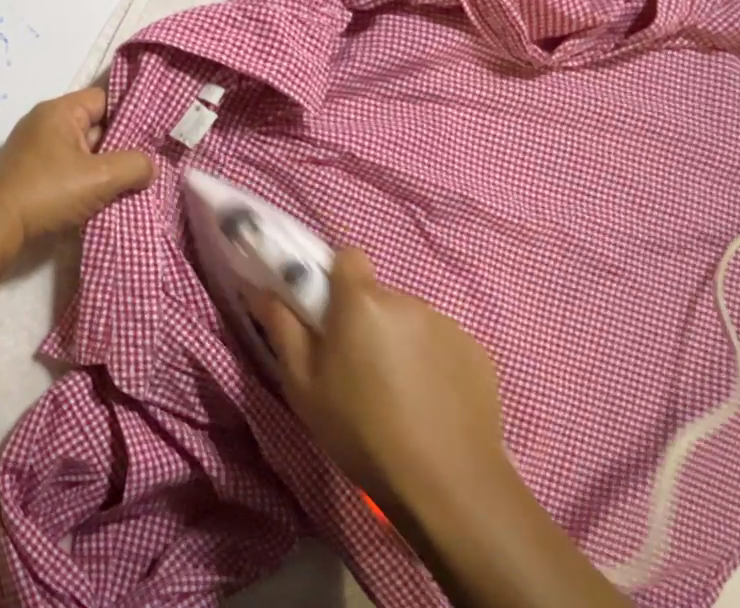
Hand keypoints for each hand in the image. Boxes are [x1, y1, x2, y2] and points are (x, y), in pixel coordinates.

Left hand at [0, 88, 153, 249]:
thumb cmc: (49, 191)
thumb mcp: (100, 178)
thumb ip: (133, 166)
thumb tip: (149, 167)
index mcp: (59, 111)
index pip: (104, 98)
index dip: (130, 114)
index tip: (153, 134)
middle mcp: (45, 123)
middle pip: (94, 125)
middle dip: (119, 146)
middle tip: (146, 163)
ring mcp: (35, 149)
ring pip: (82, 151)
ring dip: (102, 167)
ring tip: (130, 184)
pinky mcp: (30, 173)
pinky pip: (67, 168)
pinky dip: (85, 179)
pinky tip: (101, 197)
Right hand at [254, 249, 510, 506]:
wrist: (446, 483)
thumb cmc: (360, 431)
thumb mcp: (303, 386)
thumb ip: (283, 329)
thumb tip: (262, 291)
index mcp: (362, 302)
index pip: (348, 257)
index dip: (335, 278)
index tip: (328, 313)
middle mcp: (407, 301)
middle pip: (378, 295)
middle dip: (365, 319)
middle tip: (355, 366)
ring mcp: (448, 325)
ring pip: (411, 320)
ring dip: (399, 341)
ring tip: (396, 392)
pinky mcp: (478, 352)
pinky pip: (442, 344)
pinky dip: (432, 362)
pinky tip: (429, 403)